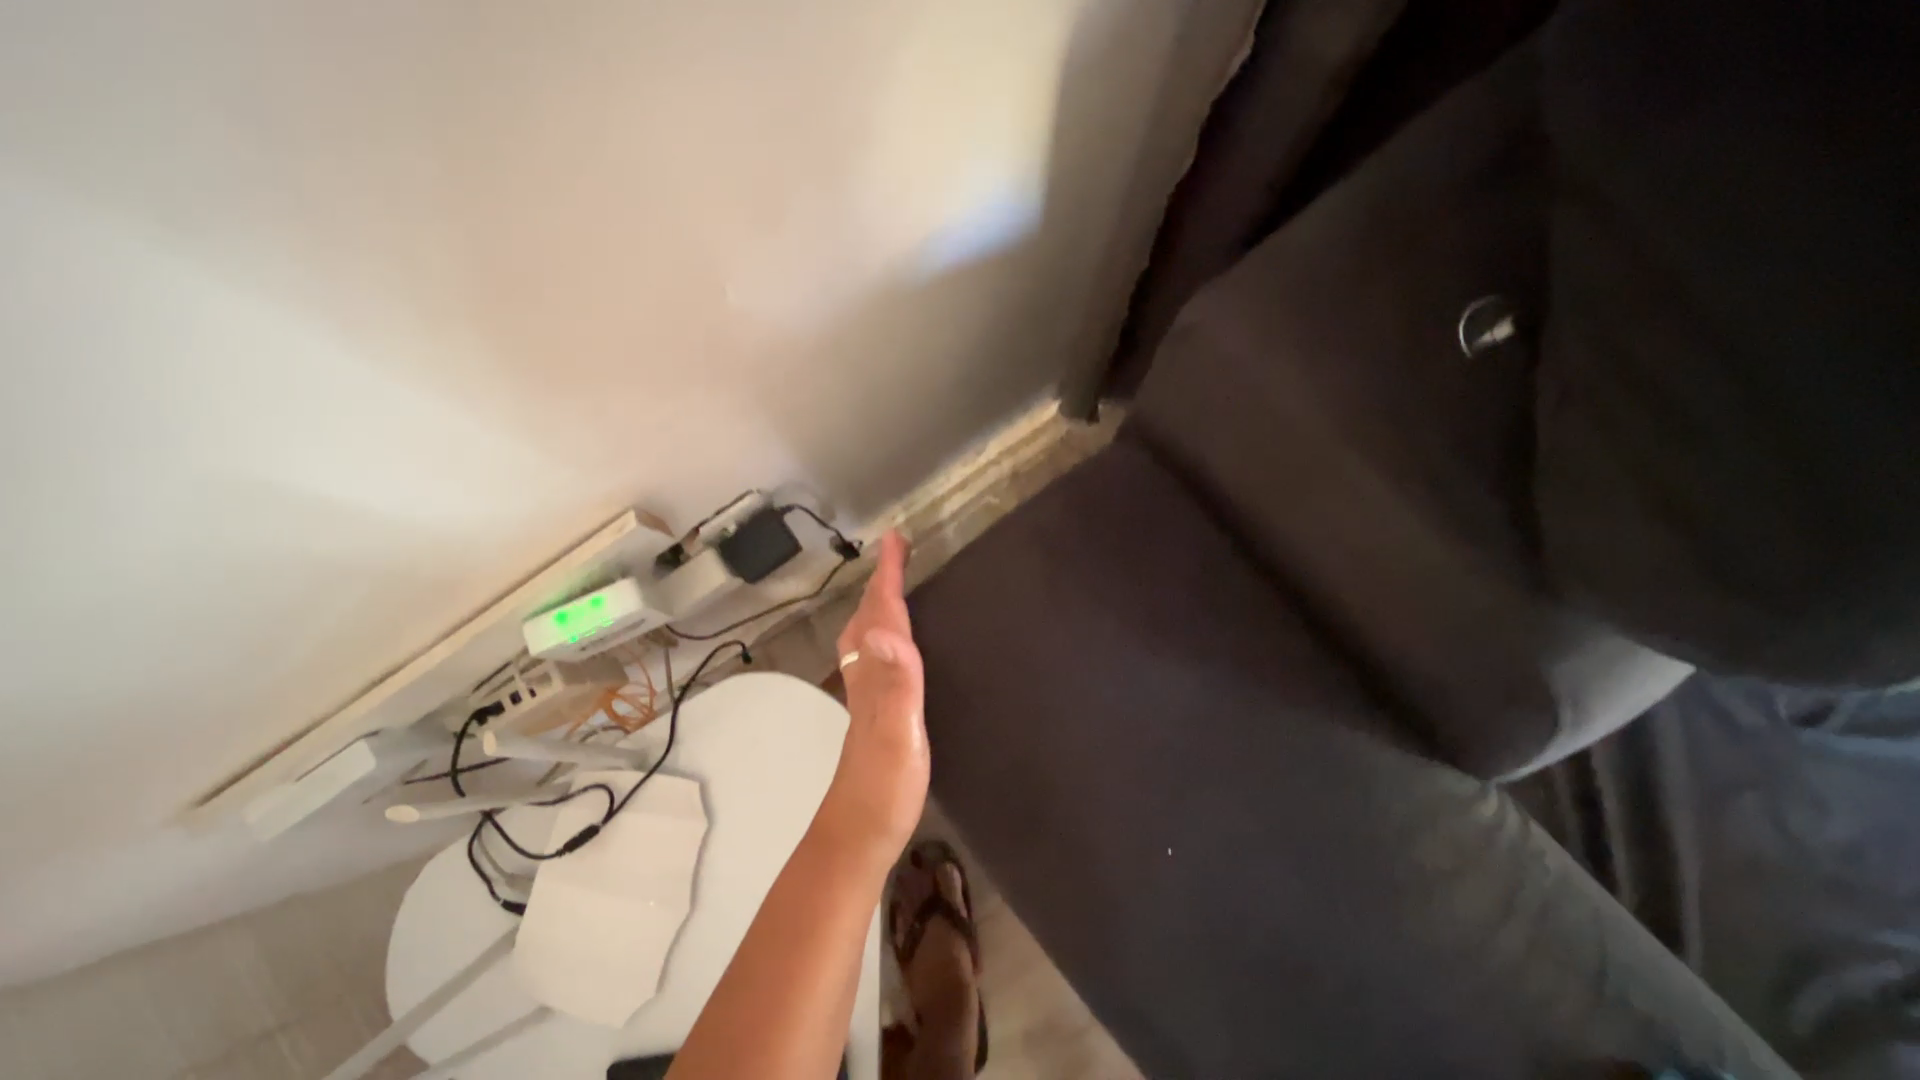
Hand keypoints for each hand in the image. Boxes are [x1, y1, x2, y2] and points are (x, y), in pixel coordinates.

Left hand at [815, 530, 928, 870]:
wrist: (857, 834)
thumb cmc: (883, 788)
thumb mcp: (897, 733)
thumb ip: (895, 682)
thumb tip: (885, 628)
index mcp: (876, 676)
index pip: (881, 615)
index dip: (888, 576)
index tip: (895, 538)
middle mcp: (866, 680)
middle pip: (868, 619)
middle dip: (881, 582)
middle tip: (897, 554)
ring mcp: (867, 700)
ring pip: (867, 640)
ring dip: (878, 608)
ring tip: (893, 589)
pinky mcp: (874, 717)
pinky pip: (877, 662)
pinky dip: (885, 639)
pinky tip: (894, 652)